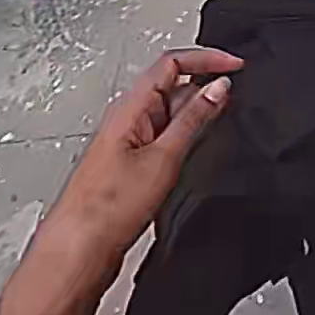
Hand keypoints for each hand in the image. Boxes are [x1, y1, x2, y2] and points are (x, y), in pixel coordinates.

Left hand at [1, 48, 243, 314]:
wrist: (76, 256)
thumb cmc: (106, 210)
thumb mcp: (163, 157)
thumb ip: (194, 119)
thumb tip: (219, 87)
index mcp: (131, 107)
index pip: (172, 63)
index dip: (207, 58)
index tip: (236, 65)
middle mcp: (130, 118)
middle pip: (173, 82)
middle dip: (207, 81)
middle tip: (238, 93)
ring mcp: (132, 139)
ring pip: (172, 108)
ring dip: (199, 108)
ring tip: (225, 118)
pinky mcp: (135, 161)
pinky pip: (167, 132)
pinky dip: (189, 131)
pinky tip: (201, 144)